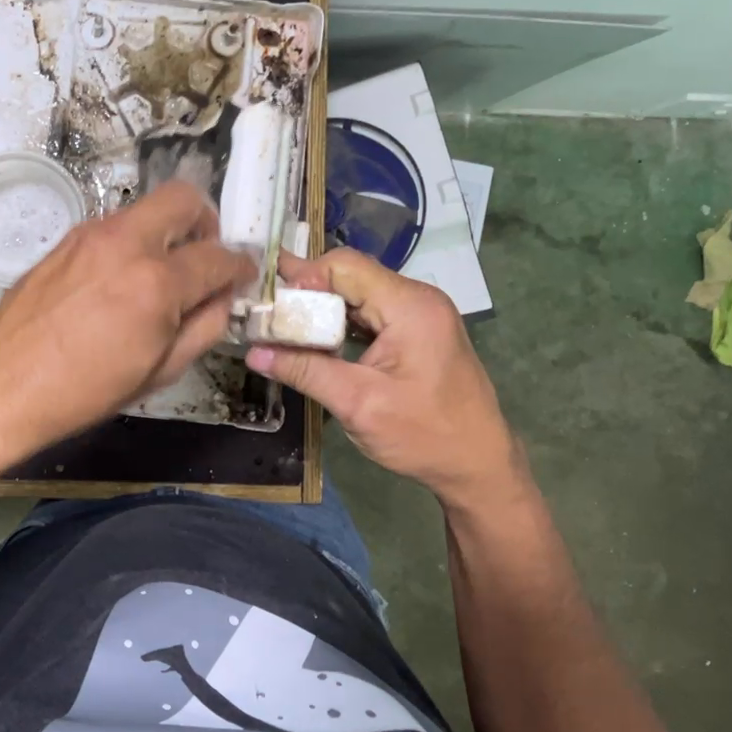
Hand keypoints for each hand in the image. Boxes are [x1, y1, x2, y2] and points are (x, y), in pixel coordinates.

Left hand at [0, 183, 255, 455]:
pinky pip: (113, 227)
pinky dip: (131, 243)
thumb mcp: (160, 371)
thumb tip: (222, 297)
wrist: (4, 386)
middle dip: (205, 223)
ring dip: (164, 233)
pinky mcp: (65, 240)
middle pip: (183, 199)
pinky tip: (120, 282)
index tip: (242, 276)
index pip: (218, 257)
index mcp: (156, 282)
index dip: (240, 267)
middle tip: (203, 257)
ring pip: (145, 210)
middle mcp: (125, 244)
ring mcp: (90, 235)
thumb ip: (204, 327)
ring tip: (159, 275)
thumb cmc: (85, 392)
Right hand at [246, 248, 527, 511]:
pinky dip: (338, 321)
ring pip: (356, 292)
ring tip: (278, 324)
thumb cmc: (424, 435)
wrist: (478, 465)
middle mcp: (416, 298)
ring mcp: (418, 313)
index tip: (270, 308)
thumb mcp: (358, 404)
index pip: (343, 266)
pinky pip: (369, 311)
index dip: (302, 280)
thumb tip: (253, 353)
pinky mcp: (415, 330)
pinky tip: (312, 338)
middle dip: (305, 293)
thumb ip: (304, 371)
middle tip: (264, 312)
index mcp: (410, 306)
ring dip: (320, 308)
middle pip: (348, 275)